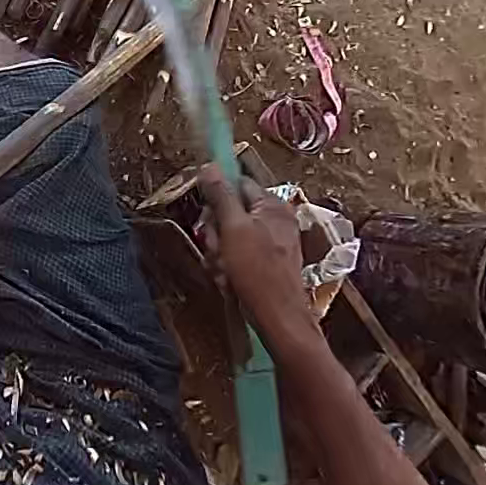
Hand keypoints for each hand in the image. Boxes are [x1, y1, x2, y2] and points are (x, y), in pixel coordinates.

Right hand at [199, 168, 316, 346]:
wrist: (278, 318)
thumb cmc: (257, 271)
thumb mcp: (233, 228)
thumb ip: (221, 196)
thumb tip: (210, 165)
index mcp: (272, 205)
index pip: (237, 183)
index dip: (218, 198)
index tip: (207, 216)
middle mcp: (274, 219)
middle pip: (231, 211)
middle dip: (216, 231)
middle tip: (217, 248)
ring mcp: (272, 242)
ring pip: (230, 236)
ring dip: (220, 253)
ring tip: (224, 269)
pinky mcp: (265, 263)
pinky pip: (238, 255)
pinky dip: (229, 266)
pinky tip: (229, 280)